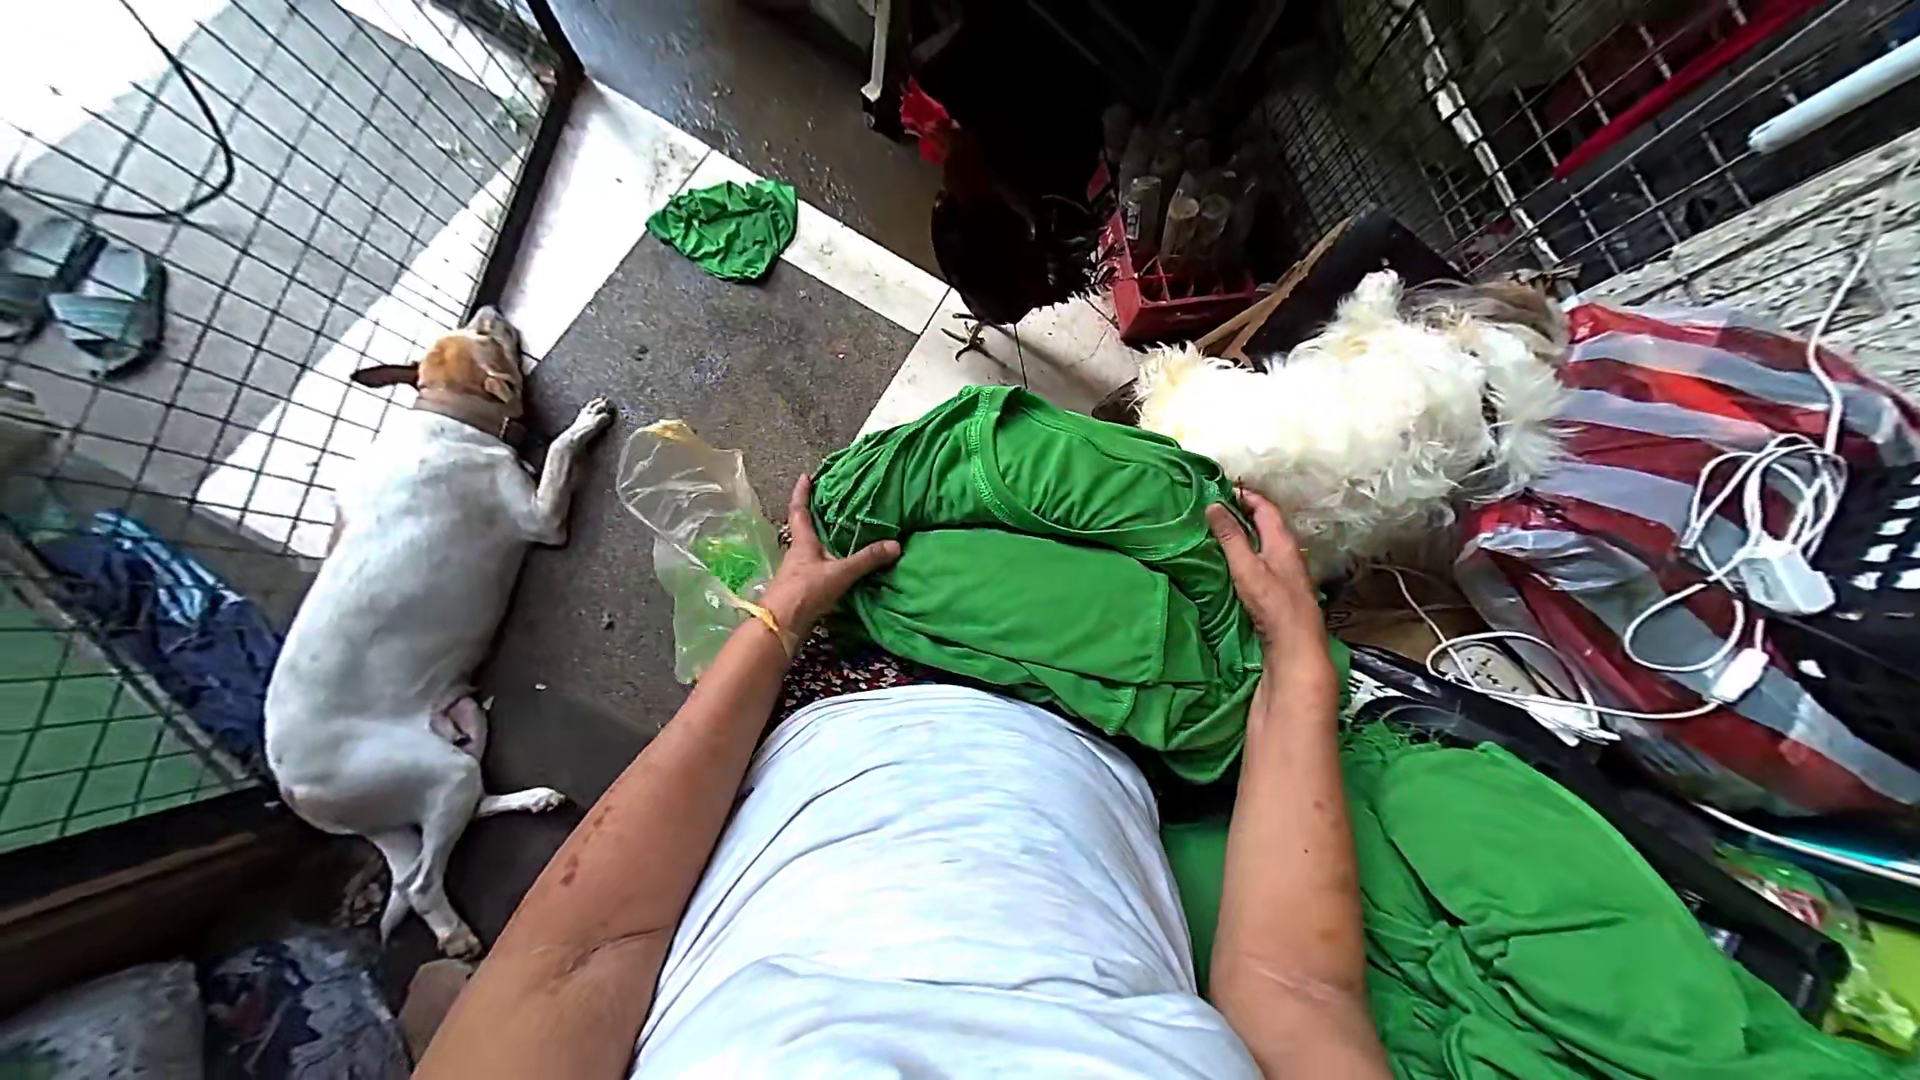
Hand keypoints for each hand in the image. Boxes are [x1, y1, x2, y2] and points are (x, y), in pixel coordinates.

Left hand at [759, 475, 900, 635]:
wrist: (781, 625)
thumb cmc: (805, 591)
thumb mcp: (840, 573)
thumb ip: (866, 560)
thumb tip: (895, 545)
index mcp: (803, 543)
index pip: (800, 511)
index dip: (802, 493)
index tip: (806, 477)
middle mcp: (796, 554)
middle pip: (803, 530)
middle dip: (813, 517)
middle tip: (828, 505)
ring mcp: (796, 573)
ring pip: (808, 551)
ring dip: (819, 542)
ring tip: (837, 535)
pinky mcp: (799, 590)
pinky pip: (814, 569)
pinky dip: (824, 564)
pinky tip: (835, 569)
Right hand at [1205, 489, 1325, 666]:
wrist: (1296, 640)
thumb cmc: (1271, 601)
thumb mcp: (1245, 565)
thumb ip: (1230, 536)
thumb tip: (1213, 505)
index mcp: (1282, 539)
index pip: (1265, 507)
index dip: (1246, 495)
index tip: (1224, 489)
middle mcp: (1289, 549)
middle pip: (1268, 521)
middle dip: (1246, 510)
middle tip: (1220, 506)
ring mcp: (1289, 567)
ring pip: (1267, 538)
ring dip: (1248, 529)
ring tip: (1224, 527)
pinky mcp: (1284, 583)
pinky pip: (1266, 554)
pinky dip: (1250, 547)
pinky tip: (1238, 556)